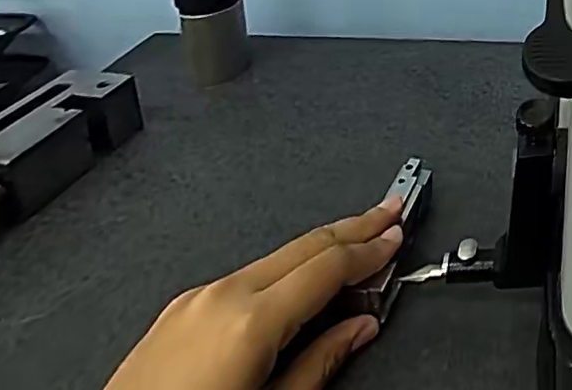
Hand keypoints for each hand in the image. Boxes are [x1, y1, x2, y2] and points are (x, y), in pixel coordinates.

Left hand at [104, 196, 404, 389]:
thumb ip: (319, 364)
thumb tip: (360, 328)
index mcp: (250, 321)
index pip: (330, 264)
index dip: (371, 247)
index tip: (397, 234)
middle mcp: (221, 297)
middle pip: (307, 243)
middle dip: (356, 224)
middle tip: (391, 208)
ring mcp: (193, 301)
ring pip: (278, 255)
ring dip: (323, 242)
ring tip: (357, 235)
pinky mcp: (174, 314)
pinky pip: (246, 275)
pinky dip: (285, 265)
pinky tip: (301, 273)